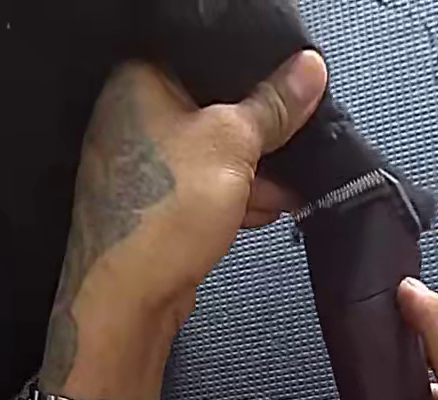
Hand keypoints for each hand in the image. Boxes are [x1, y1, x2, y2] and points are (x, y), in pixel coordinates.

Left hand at [39, 52, 326, 399]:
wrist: (129, 299)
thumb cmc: (166, 215)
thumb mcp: (233, 146)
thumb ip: (272, 109)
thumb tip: (308, 72)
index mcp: (140, 83)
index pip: (210, 63)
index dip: (257, 79)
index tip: (295, 98)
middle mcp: (134, 124)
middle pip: (212, 117)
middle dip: (261, 139)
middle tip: (301, 150)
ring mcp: (142, 175)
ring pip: (210, 163)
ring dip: (253, 178)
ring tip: (294, 191)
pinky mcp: (154, 216)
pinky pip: (201, 198)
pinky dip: (233, 203)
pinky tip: (266, 212)